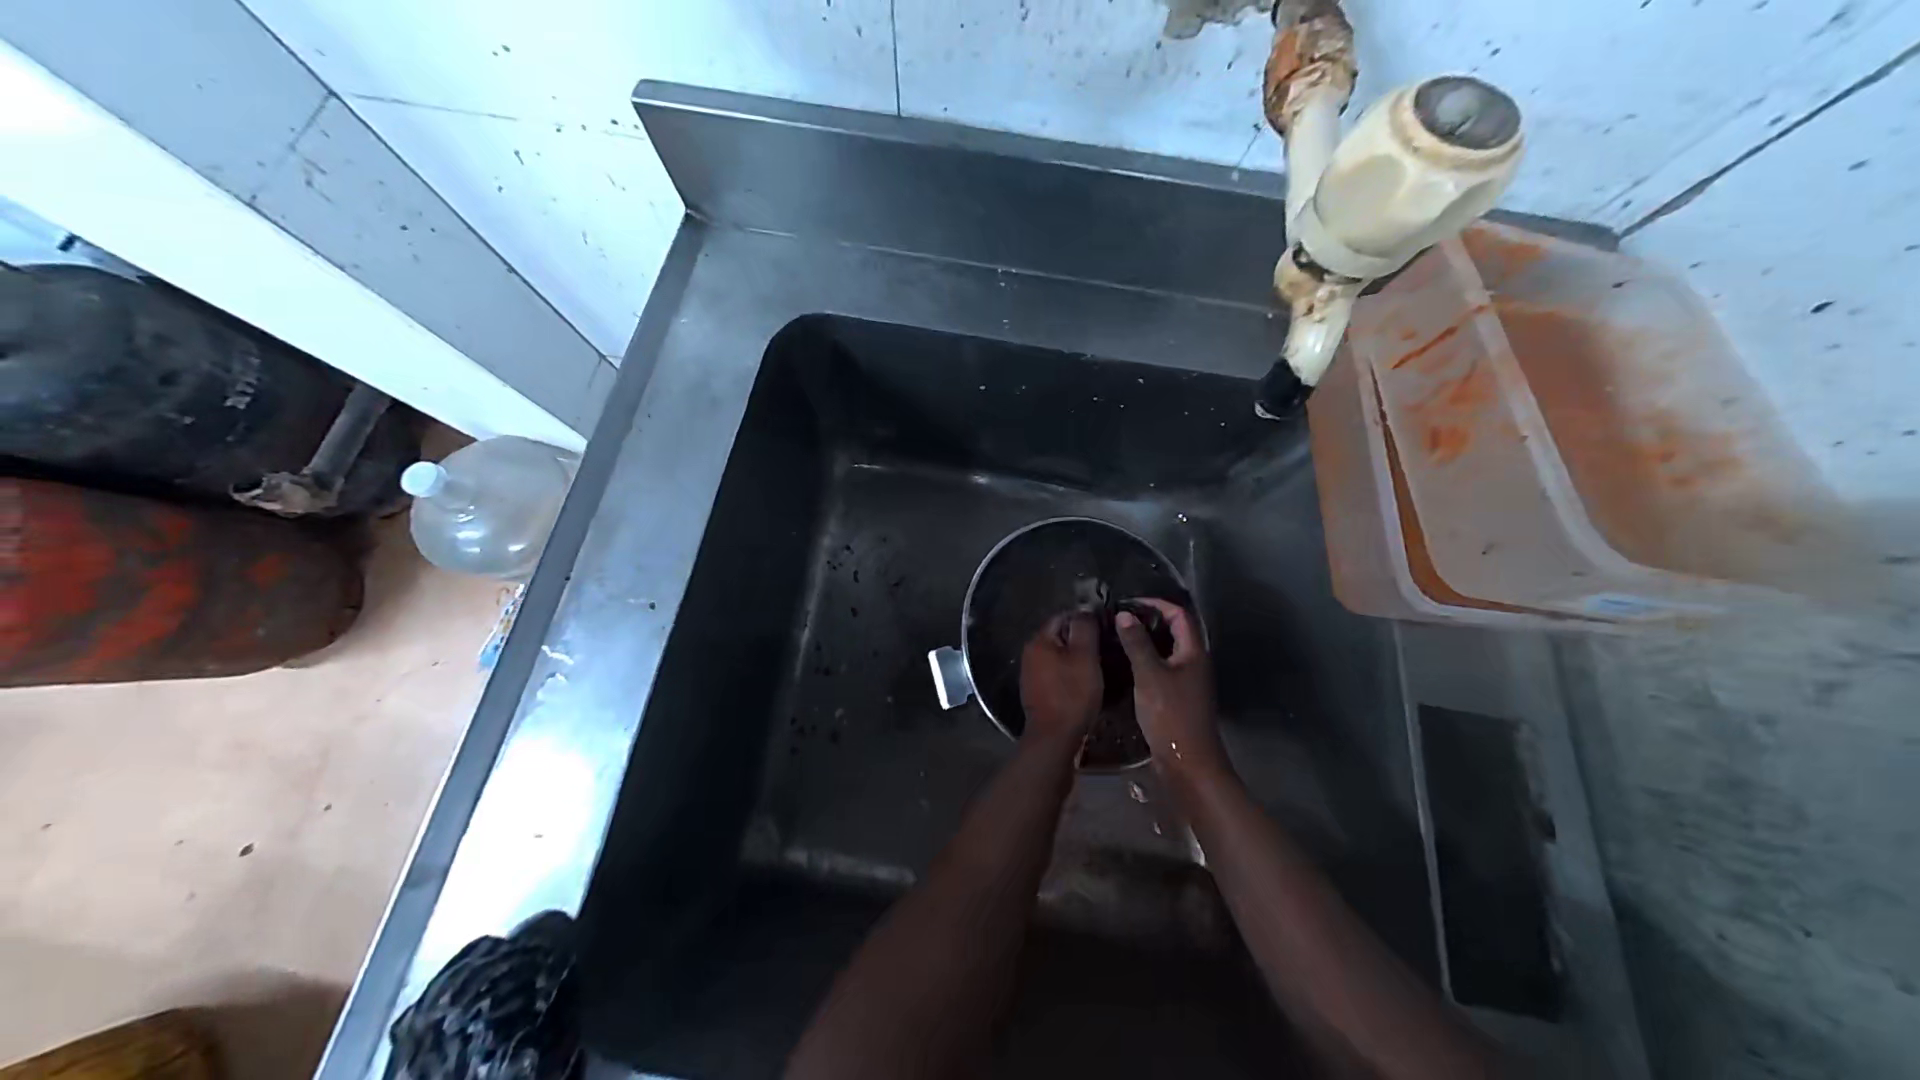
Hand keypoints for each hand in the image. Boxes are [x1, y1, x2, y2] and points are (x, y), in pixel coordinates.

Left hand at [1018, 611, 1101, 747]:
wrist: (1055, 736)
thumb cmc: (1072, 693)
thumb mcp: (1085, 657)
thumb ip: (1084, 629)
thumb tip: (1084, 610)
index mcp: (1039, 641)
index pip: (1062, 617)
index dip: (1085, 620)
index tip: (1105, 629)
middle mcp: (1030, 653)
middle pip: (1059, 636)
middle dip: (1080, 639)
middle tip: (1104, 648)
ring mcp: (1031, 673)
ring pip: (1058, 655)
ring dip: (1076, 658)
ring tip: (1098, 665)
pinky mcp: (1036, 690)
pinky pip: (1055, 673)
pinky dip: (1069, 673)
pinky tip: (1084, 682)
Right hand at [1114, 598, 1224, 776]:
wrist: (1187, 762)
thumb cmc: (1171, 714)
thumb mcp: (1149, 675)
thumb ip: (1137, 644)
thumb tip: (1124, 615)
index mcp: (1194, 652)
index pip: (1180, 615)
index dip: (1157, 604)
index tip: (1130, 603)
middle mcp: (1194, 662)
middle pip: (1175, 630)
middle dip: (1149, 620)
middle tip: (1120, 618)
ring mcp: (1188, 681)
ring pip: (1167, 650)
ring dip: (1146, 640)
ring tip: (1118, 637)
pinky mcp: (1178, 697)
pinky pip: (1162, 667)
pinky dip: (1146, 659)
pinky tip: (1125, 664)